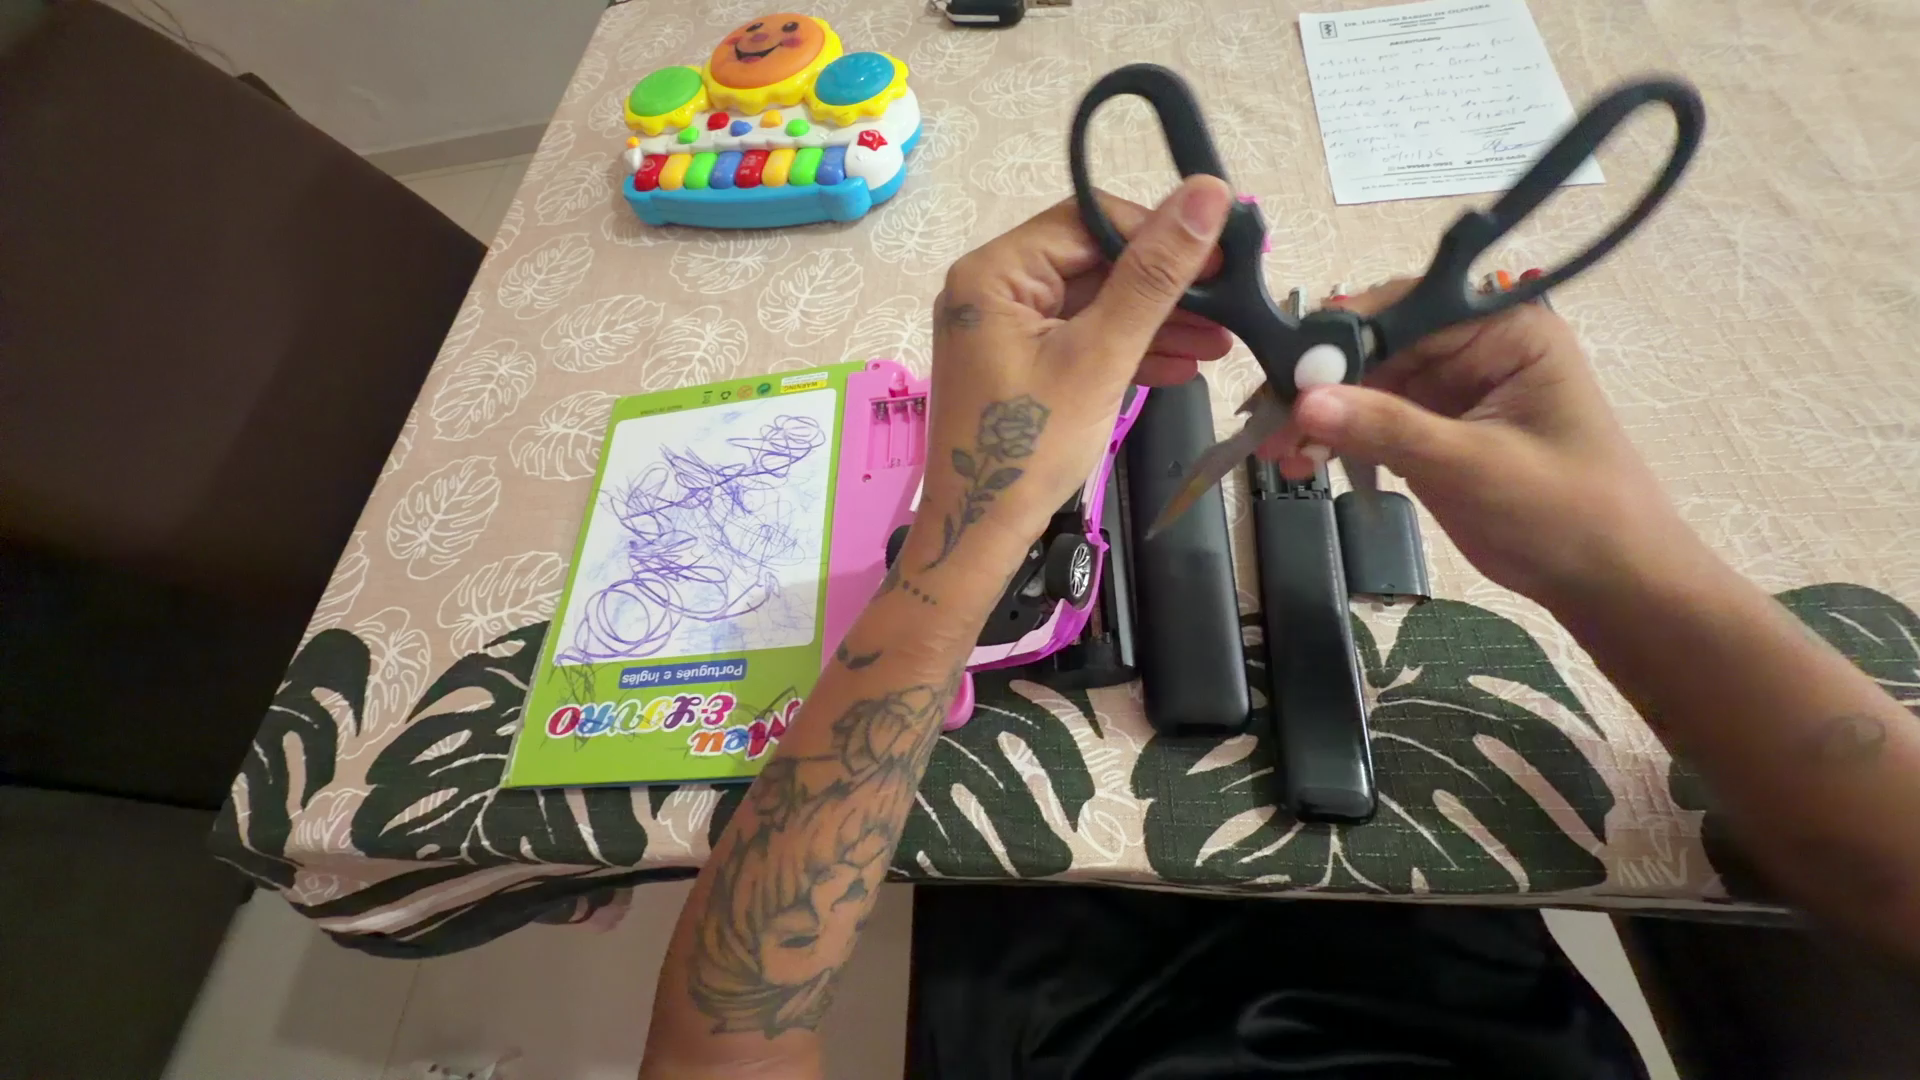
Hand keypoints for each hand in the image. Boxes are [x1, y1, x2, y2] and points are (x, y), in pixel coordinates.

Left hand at [902, 177, 1233, 578]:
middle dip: (1163, 289)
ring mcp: (1002, 330)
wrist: (982, 530)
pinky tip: (1178, 365)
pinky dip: (1123, 351)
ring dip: (1153, 324)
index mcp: (993, 274)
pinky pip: (1077, 340)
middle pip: (1092, 265)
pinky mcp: (1016, 363)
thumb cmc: (1030, 445)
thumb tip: (1206, 193)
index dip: (1159, 231)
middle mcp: (990, 291)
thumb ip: (1153, 276)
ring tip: (1218, 342)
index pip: (1088, 221)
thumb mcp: (1099, 356)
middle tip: (1229, 304)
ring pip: (1091, 307)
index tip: (1222, 253)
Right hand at [1270, 279, 1701, 608]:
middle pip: (1369, 348)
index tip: (1286, 379)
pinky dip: (1330, 442)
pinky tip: (1301, 465)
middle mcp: (1468, 349)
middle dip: (1316, 386)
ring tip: (1276, 456)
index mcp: (1501, 330)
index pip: (1402, 311)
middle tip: (1265, 425)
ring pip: (1357, 388)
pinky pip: (1363, 423)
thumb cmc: (1563, 511)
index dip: (1338, 340)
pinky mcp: (1424, 429)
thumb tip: (1304, 402)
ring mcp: (1443, 391)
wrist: (1601, 579)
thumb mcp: (1472, 464)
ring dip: (1313, 419)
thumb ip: (1387, 428)